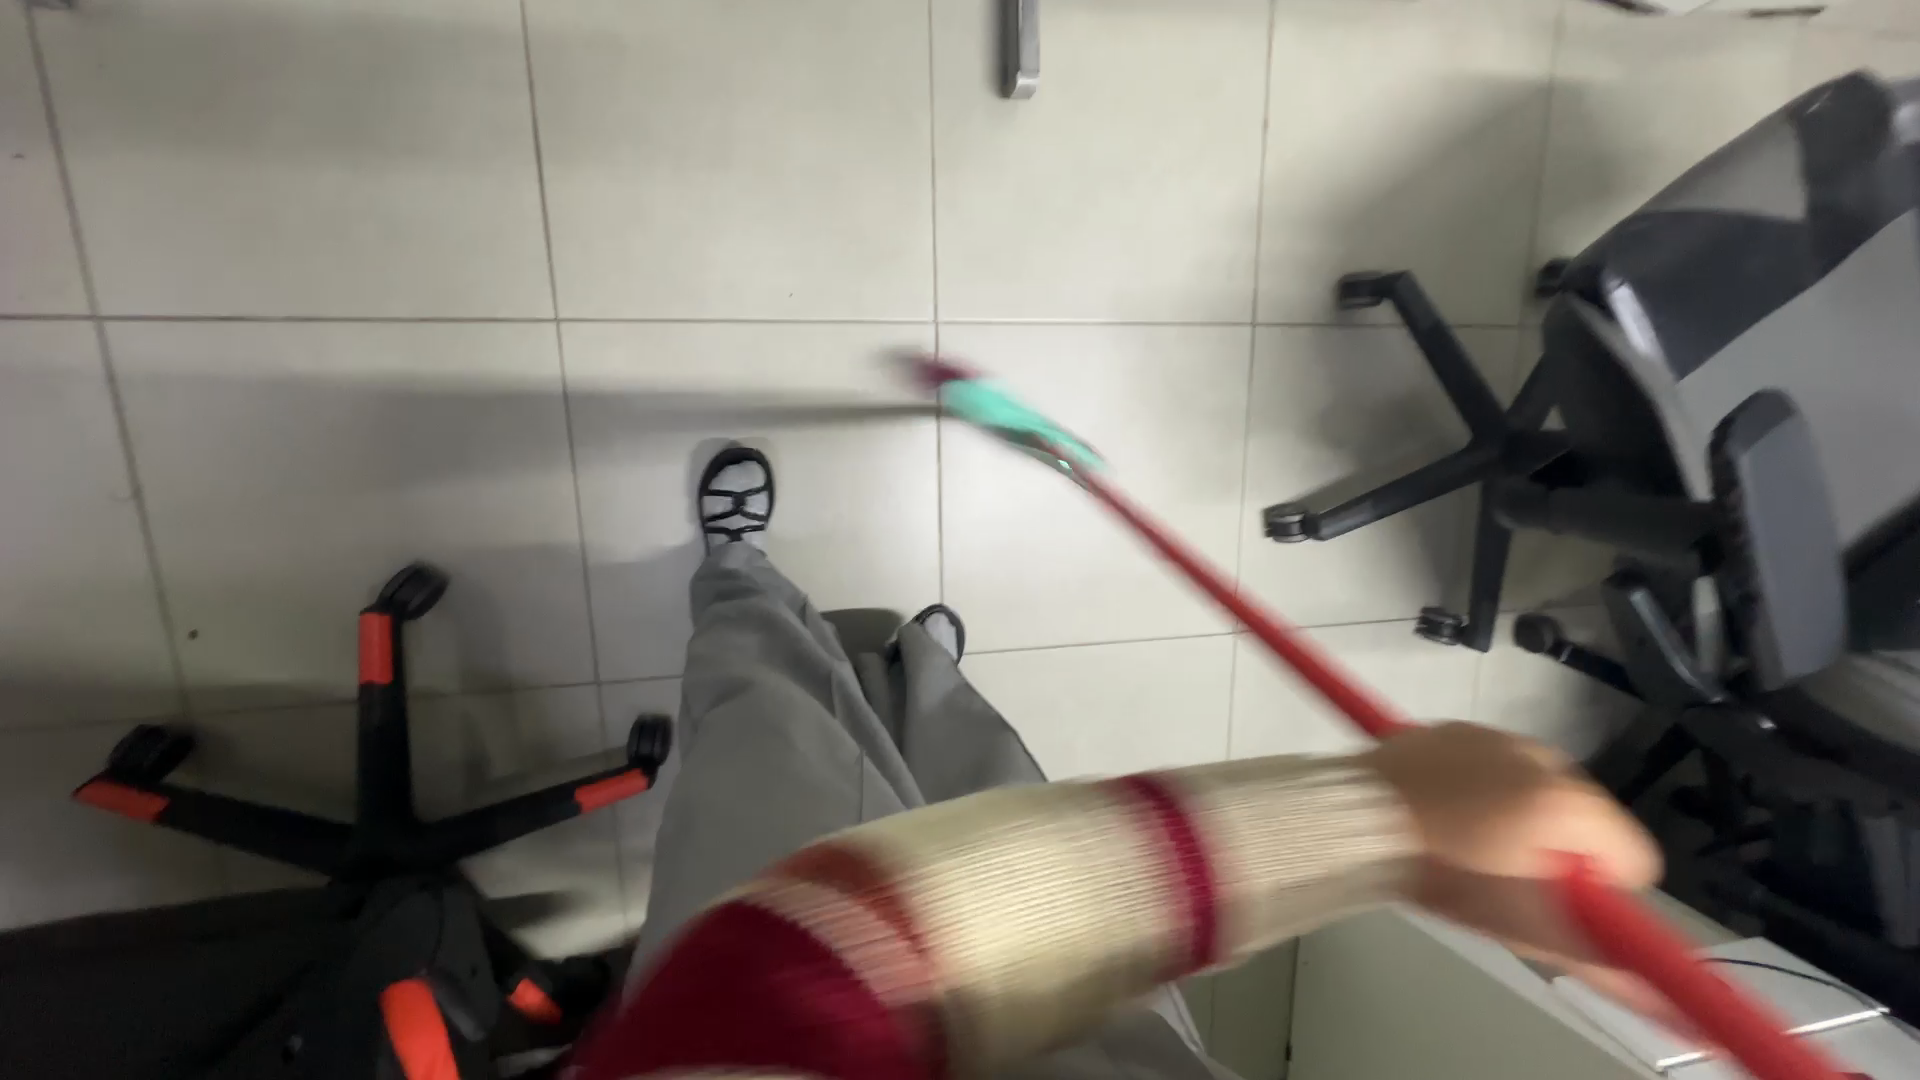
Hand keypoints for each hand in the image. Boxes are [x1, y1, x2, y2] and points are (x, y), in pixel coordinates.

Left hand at [1361, 722, 1678, 1026]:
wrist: (1353, 817)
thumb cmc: (1439, 870)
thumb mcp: (1522, 924)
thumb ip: (1603, 960)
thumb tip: (1665, 1003)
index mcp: (1567, 801)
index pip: (1634, 856)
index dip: (1601, 887)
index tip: (1559, 897)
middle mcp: (1538, 756)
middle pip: (1584, 818)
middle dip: (1558, 847)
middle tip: (1504, 869)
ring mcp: (1489, 734)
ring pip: (1535, 786)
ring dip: (1519, 812)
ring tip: (1467, 838)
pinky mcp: (1448, 727)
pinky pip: (1489, 761)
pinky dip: (1481, 783)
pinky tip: (1445, 806)